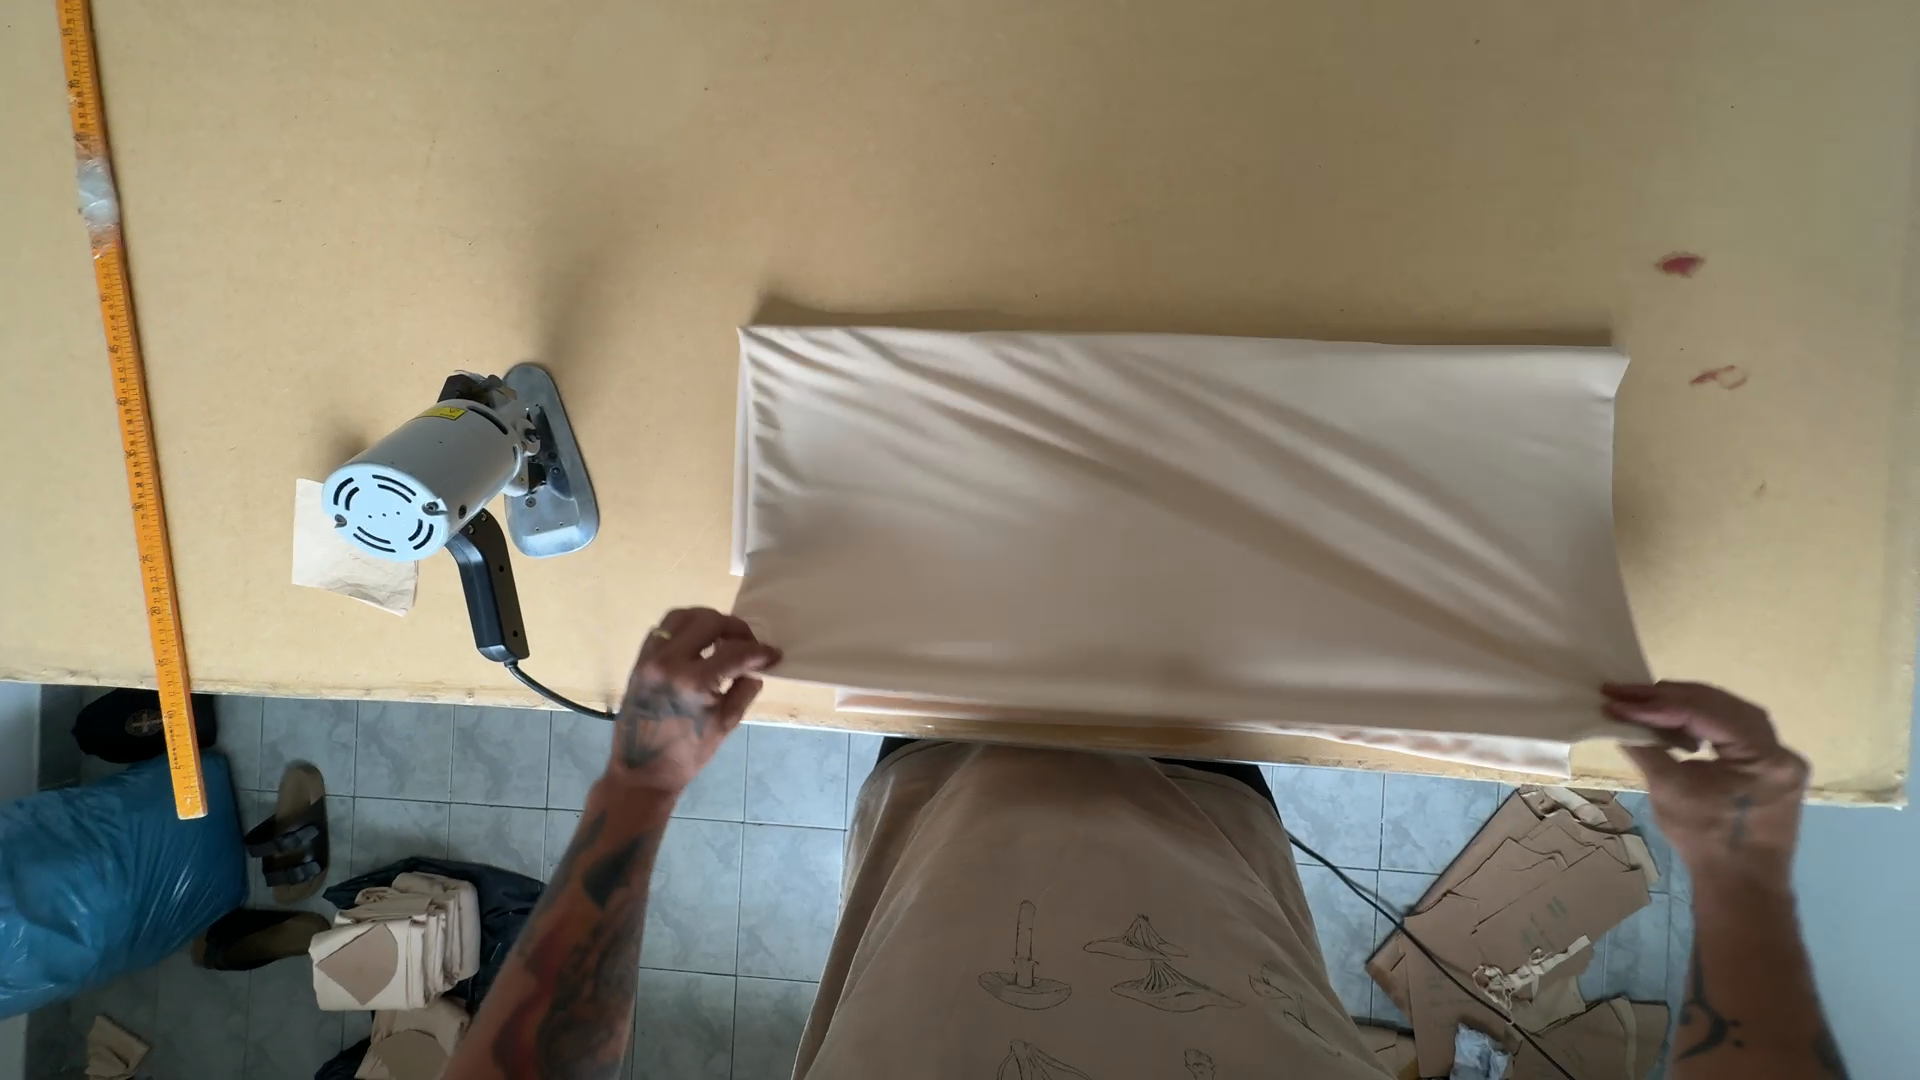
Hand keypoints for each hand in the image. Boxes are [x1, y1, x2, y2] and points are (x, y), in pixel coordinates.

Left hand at [606, 607, 780, 794]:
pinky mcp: (639, 662)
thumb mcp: (726, 723)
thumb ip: (745, 688)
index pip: (736, 651)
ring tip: (721, 638)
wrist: (642, 773)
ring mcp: (650, 659)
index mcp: (694, 682)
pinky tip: (697, 643)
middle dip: (736, 629)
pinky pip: (663, 629)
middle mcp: (669, 662)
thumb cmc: (688, 754)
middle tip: (748, 644)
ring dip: (708, 621)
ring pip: (683, 616)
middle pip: (710, 621)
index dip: (760, 650)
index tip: (774, 654)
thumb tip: (756, 667)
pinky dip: (684, 629)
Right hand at [1603, 681, 1808, 878]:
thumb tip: (1615, 719)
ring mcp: (1776, 758)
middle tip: (1623, 692)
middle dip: (1667, 695)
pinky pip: (1732, 728)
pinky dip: (1699, 718)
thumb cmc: (1705, 834)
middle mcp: (1778, 751)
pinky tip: (1674, 722)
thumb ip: (1645, 746)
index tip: (1613, 701)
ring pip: (1728, 711)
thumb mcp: (1667, 786)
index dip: (1653, 705)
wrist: (1741, 878)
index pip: (1703, 714)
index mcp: (1763, 757)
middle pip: (1719, 704)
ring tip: (1643, 701)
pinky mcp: (1766, 766)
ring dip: (1683, 702)